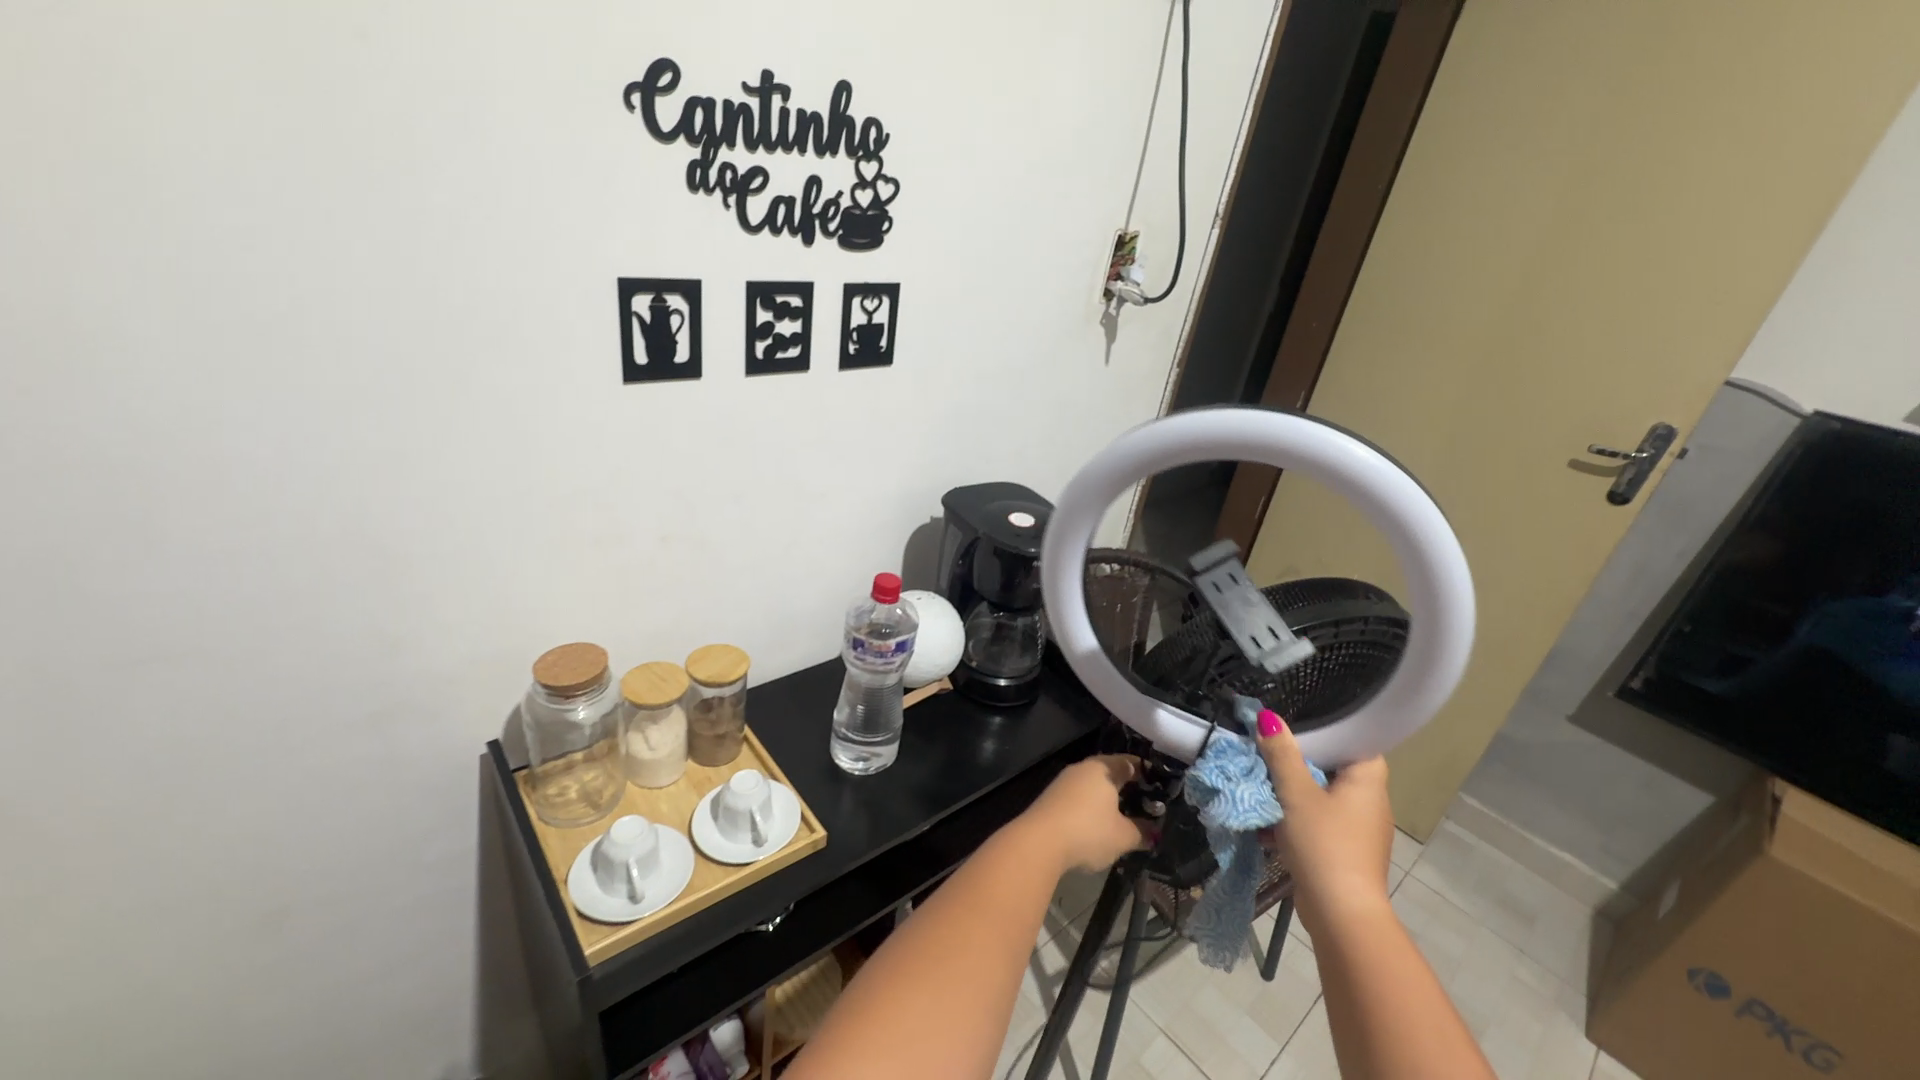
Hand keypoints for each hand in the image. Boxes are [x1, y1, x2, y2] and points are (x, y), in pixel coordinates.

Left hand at [1015, 755, 1149, 873]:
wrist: (1038, 842)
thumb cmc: (1088, 832)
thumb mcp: (1123, 836)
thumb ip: (1142, 832)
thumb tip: (1154, 834)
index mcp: (1103, 768)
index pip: (1130, 763)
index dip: (1147, 774)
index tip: (1161, 788)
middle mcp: (1082, 769)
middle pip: (1110, 773)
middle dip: (1127, 787)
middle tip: (1146, 804)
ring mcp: (1063, 783)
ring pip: (1093, 786)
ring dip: (1108, 799)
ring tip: (1125, 817)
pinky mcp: (1050, 799)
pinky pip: (1079, 798)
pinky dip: (1091, 808)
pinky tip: (1098, 825)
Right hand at [1255, 711, 1394, 933]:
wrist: (1340, 913)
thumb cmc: (1324, 844)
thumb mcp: (1296, 794)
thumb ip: (1281, 754)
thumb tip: (1268, 718)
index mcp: (1368, 780)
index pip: (1352, 740)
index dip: (1323, 731)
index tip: (1291, 727)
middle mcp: (1370, 801)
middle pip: (1330, 769)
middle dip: (1294, 764)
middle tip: (1264, 753)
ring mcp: (1357, 829)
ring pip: (1318, 798)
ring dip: (1288, 796)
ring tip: (1257, 789)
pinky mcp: (1342, 851)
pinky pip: (1315, 824)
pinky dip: (1292, 822)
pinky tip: (1263, 827)